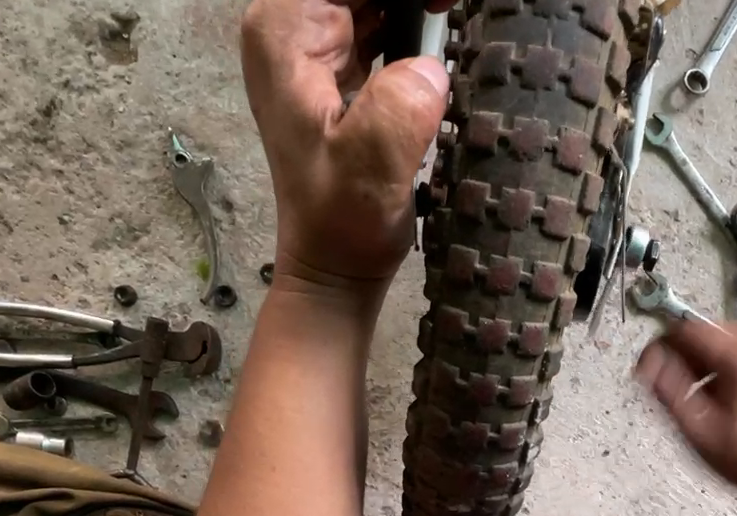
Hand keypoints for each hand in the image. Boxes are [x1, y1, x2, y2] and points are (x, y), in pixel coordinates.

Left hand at [240, 0, 452, 290]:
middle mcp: (289, 24)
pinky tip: (438, 33)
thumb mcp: (371, 168)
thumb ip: (399, 106)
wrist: (334, 268)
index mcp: (285, 30)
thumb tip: (431, 67)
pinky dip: (411, 19)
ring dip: (412, 7)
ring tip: (448, 20)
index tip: (443, 6)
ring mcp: (311, 45)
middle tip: (451, 13)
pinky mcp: (337, 68)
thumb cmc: (343, 226)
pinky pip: (378, 16)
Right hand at [634, 321, 736, 506]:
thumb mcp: (702, 429)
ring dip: (699, 366)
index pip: (685, 329)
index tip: (646, 372)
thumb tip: (650, 365)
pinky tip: (714, 402)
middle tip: (666, 391)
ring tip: (691, 401)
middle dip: (679, 358)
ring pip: (720, 345)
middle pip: (704, 334)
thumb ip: (671, 391)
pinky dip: (720, 371)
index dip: (658, 348)